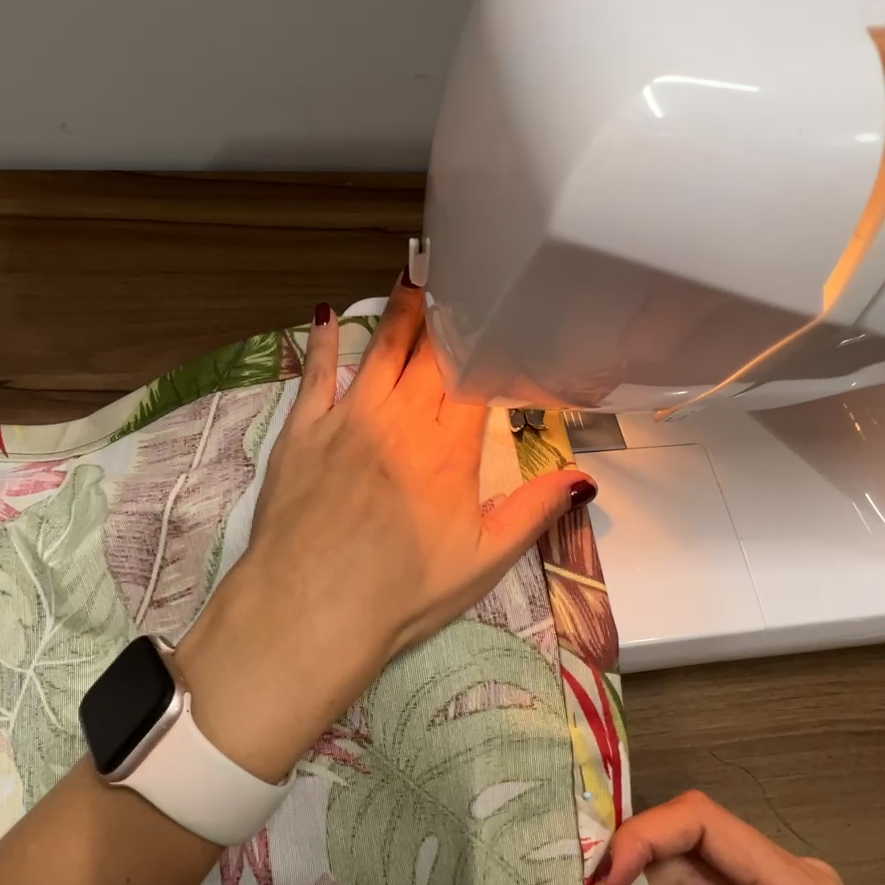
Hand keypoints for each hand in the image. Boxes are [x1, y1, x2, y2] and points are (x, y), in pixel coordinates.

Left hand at [174, 274, 595, 780]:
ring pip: (380, 351)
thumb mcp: (483, 563)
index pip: (475, 381)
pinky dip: (323, 343)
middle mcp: (401, 420)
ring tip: (413, 276)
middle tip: (460, 275)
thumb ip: (533, 513)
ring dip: (398, 313)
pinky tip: (326, 314)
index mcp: (449, 451)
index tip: (500, 318)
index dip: (488, 348)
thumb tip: (582, 478)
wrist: (311, 609)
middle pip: (431, 357)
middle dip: (449, 317)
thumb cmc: (400, 595)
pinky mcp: (302, 429)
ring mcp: (348, 419)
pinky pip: (316, 373)